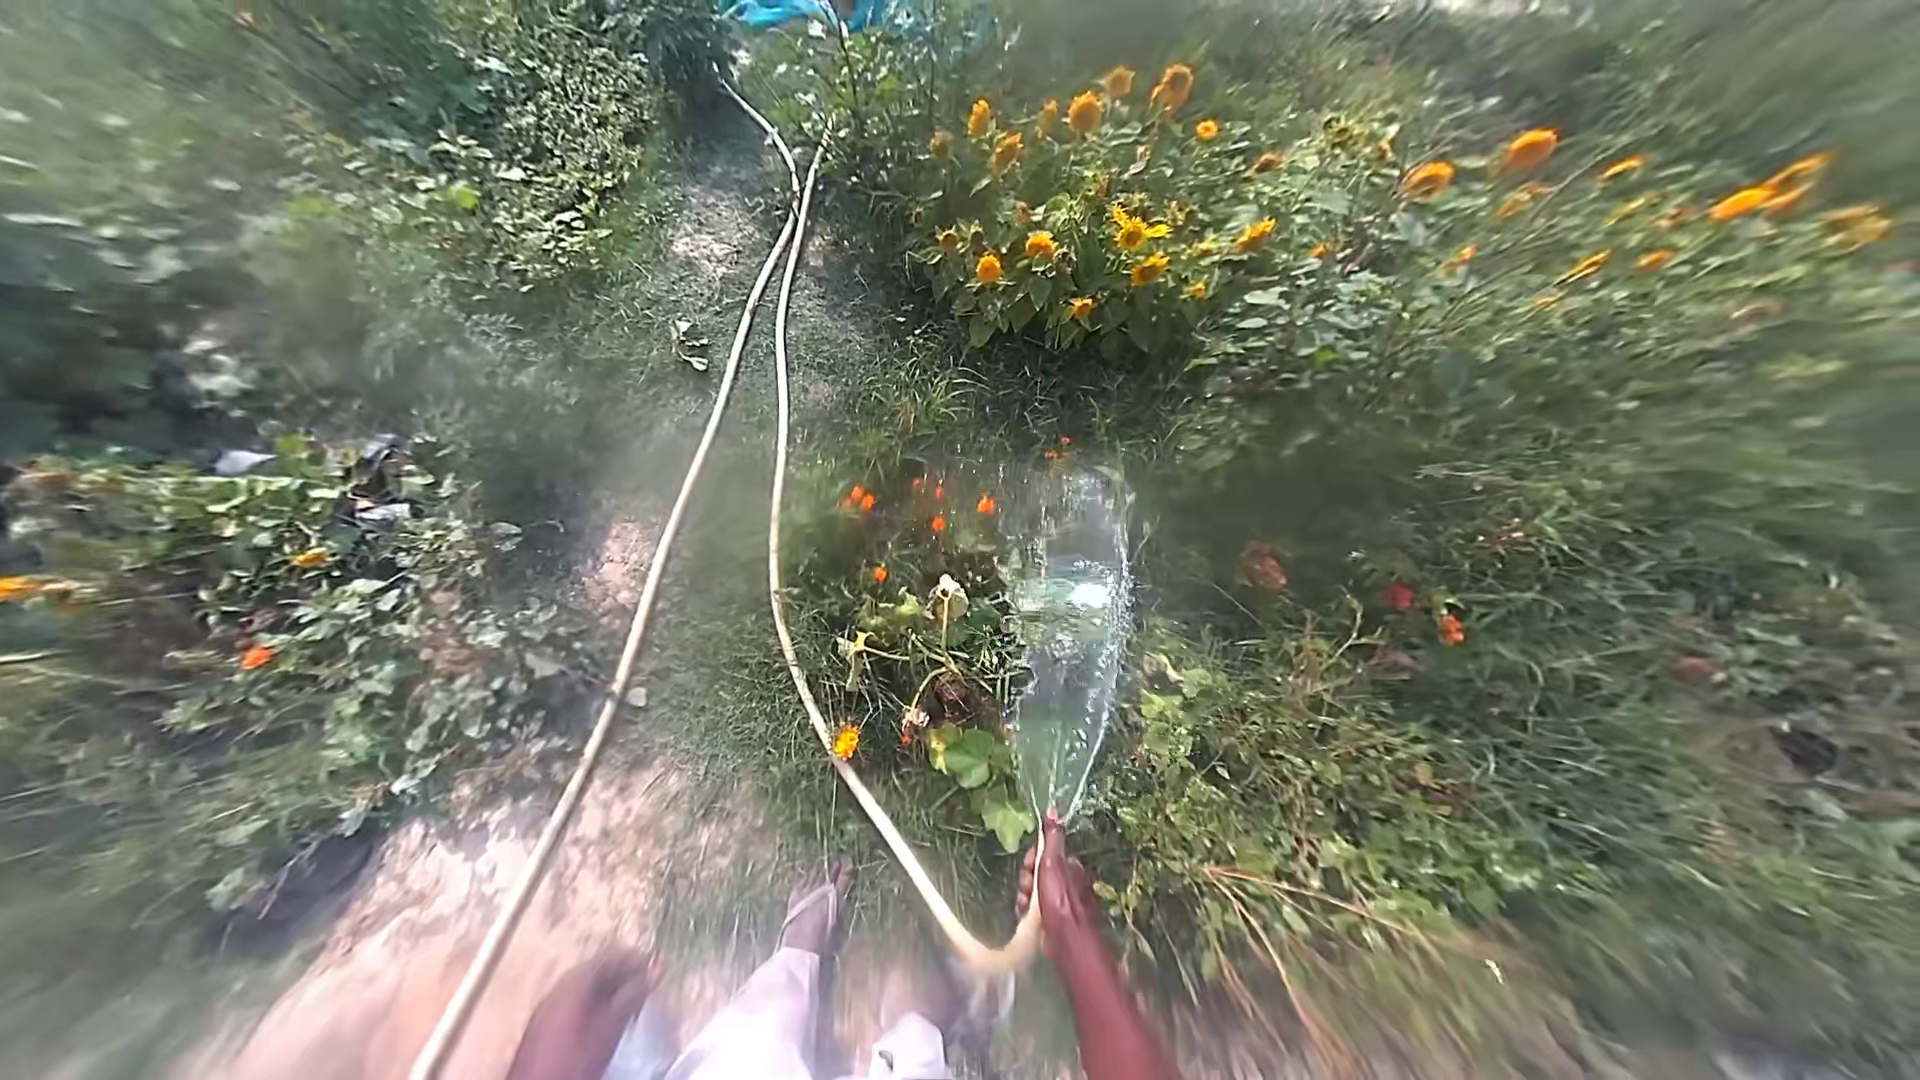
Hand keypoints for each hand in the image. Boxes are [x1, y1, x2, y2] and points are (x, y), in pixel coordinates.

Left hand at [506, 948, 661, 1079]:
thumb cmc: (577, 1058)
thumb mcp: (612, 1025)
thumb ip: (635, 992)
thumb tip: (659, 966)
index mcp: (575, 980)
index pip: (612, 954)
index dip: (637, 959)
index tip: (657, 972)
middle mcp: (560, 988)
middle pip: (600, 969)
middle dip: (626, 977)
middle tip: (647, 992)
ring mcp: (549, 1008)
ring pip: (590, 988)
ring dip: (613, 993)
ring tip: (632, 1009)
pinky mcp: (545, 1028)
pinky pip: (577, 1004)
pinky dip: (597, 1007)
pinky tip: (608, 1023)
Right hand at [1018, 813, 1106, 970]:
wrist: (1067, 941)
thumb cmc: (1059, 898)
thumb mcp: (1054, 861)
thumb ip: (1053, 836)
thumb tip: (1052, 809)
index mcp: (1069, 865)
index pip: (1044, 853)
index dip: (1032, 858)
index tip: (1029, 867)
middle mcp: (1067, 881)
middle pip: (1037, 872)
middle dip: (1026, 880)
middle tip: (1026, 890)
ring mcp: (1061, 902)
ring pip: (1034, 891)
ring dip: (1025, 897)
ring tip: (1025, 906)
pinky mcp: (1054, 921)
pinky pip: (1034, 909)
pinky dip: (1028, 911)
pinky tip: (1025, 916)